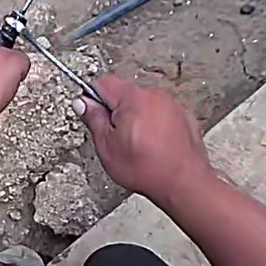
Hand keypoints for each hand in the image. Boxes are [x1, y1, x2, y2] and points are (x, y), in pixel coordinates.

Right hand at [77, 74, 215, 206]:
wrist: (182, 182)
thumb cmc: (147, 168)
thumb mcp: (106, 146)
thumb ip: (93, 119)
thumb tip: (83, 103)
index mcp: (132, 98)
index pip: (103, 82)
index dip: (93, 98)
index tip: (94, 115)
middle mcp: (154, 95)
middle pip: (124, 93)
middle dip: (116, 111)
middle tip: (115, 137)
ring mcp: (171, 104)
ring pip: (143, 104)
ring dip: (136, 118)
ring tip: (136, 145)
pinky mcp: (182, 116)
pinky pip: (160, 113)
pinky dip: (154, 125)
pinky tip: (152, 145)